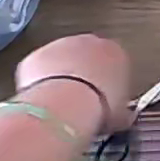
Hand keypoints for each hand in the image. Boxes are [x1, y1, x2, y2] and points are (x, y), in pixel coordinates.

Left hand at [14, 34, 132, 136]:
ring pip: (61, 59)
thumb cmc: (97, 105)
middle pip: (86, 56)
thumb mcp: (120, 114)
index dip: (107, 83)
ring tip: (59, 103)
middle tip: (80, 100)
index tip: (103, 98)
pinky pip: (39, 67)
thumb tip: (121, 117)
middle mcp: (90, 43)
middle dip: (83, 74)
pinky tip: (42, 100)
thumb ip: (122, 111)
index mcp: (116, 53)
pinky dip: (39, 81)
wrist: (66, 105)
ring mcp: (62, 46)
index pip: (114, 63)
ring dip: (60, 76)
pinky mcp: (37, 55)